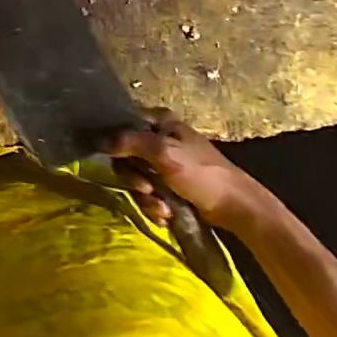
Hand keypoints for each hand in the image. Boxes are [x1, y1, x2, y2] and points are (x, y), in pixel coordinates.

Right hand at [108, 108, 275, 231]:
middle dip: (134, 179)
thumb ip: (130, 142)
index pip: (123, 124)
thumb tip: (99, 140)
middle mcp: (159, 138)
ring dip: (146, 198)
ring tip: (163, 208)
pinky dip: (154, 206)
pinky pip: (147, 194)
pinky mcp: (169, 186)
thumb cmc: (203, 175)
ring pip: (135, 178)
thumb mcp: (165, 154)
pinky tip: (167, 214)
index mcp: (160, 122)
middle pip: (125, 156)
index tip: (120, 161)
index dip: (116, 144)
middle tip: (147, 189)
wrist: (237, 208)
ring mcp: (164, 163)